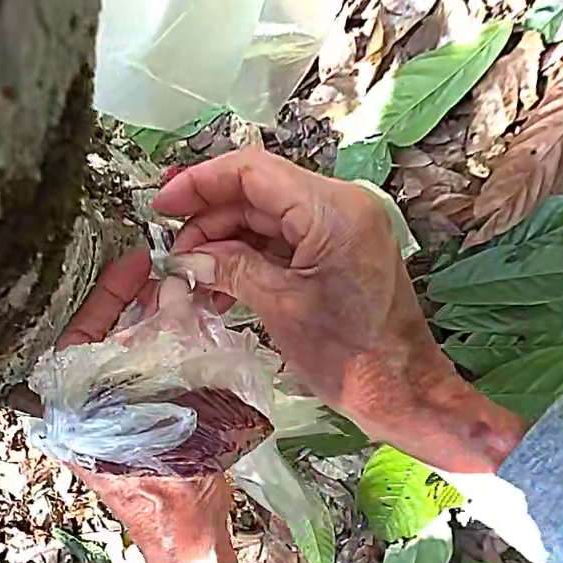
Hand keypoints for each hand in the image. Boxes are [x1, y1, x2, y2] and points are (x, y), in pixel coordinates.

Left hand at [56, 249, 255, 562]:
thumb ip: (171, 360)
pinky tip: (197, 331)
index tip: (134, 265)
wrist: (194, 547)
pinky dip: (175, 352)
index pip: (80, 340)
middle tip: (168, 275)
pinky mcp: (143, 427)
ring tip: (189, 296)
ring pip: (134, 359)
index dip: (107, 298)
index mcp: (76, 417)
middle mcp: (90, 416)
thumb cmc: (176, 504)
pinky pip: (154, 378)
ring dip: (161, 327)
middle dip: (140, 307)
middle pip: (109, 344)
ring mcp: (117, 422)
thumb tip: (171, 296)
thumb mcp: (174, 425)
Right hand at [155, 148, 527, 473]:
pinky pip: (288, 244)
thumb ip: (232, 270)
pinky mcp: (342, 254)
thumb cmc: (347, 357)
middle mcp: (341, 205)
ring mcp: (344, 229)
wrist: (401, 391)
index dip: (200, 183)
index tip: (162, 206)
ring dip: (228, 244)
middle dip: (211, 221)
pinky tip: (223, 285)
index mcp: (331, 210)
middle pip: (259, 193)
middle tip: (176, 256)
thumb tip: (187, 258)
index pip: (253, 171)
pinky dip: (254, 260)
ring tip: (194, 278)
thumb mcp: (281, 308)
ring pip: (269, 220)